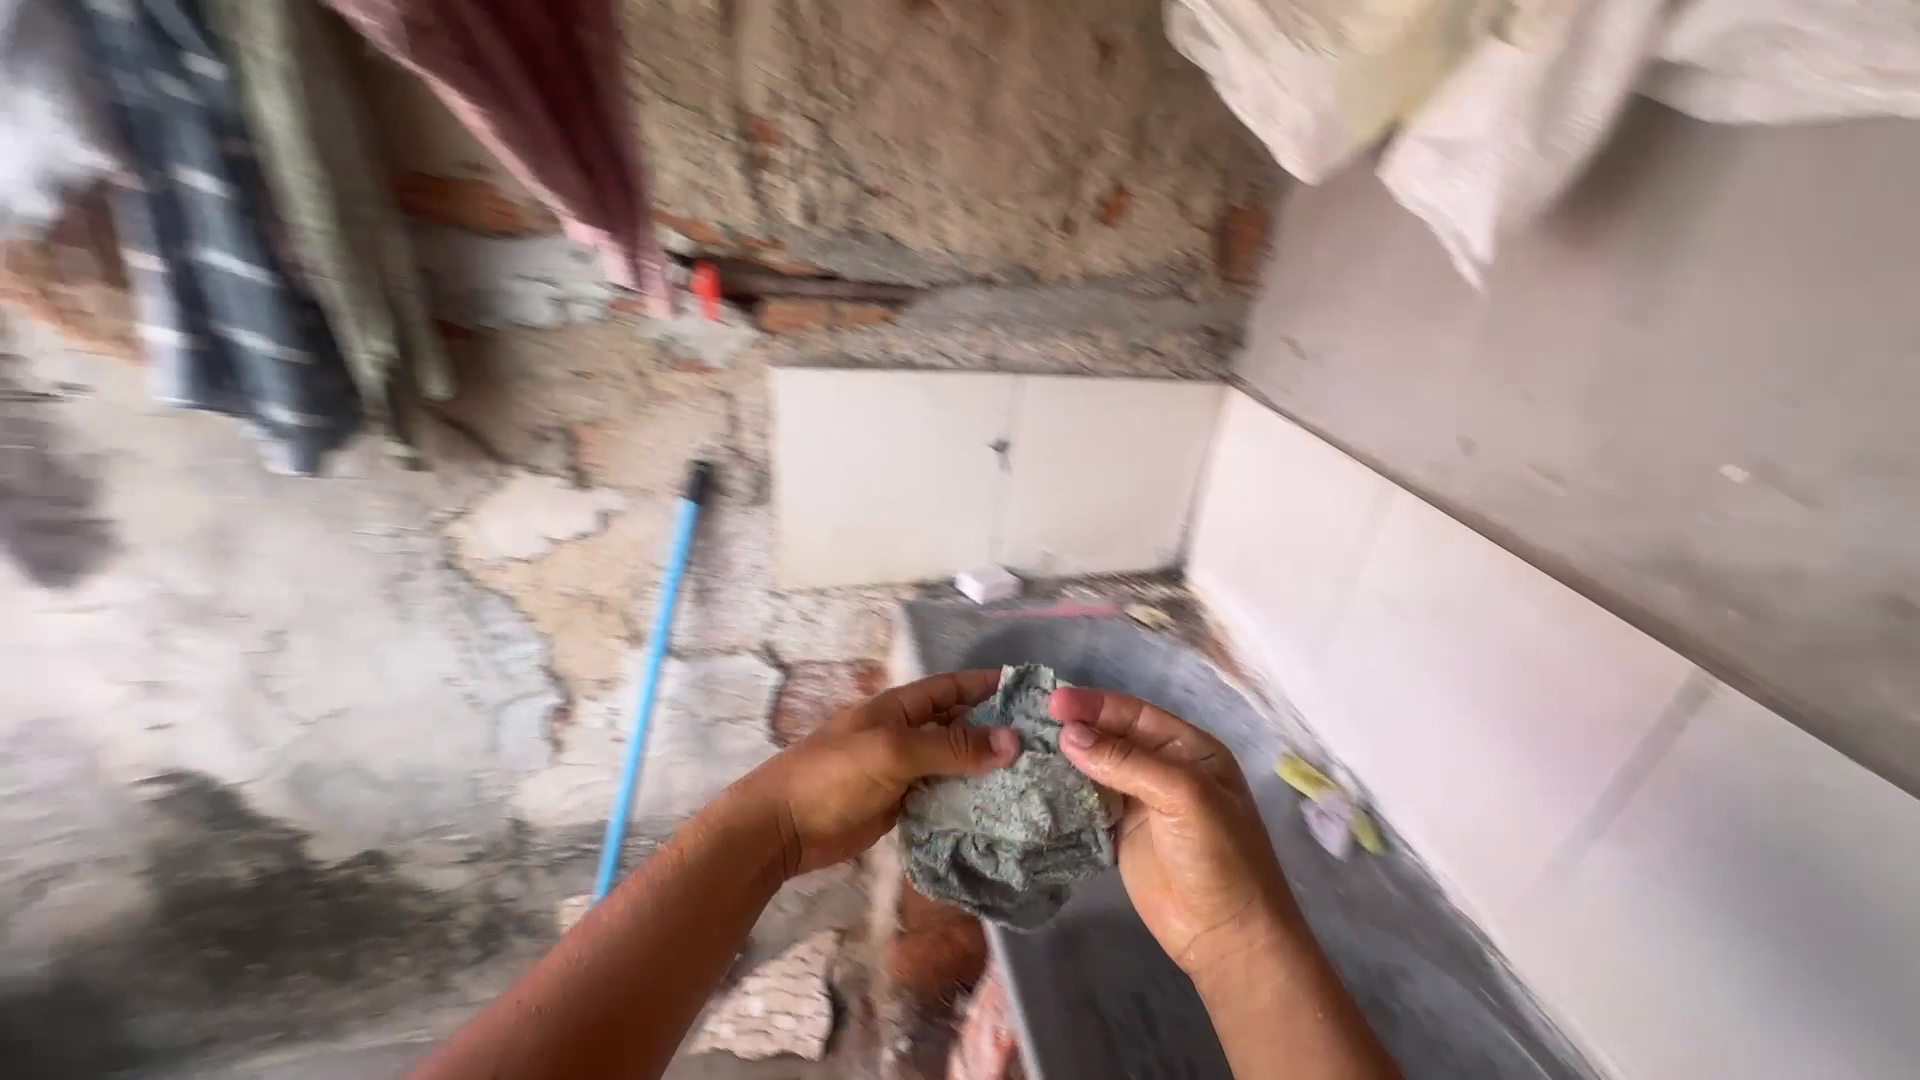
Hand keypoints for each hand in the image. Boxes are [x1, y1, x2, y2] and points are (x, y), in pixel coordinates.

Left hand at [731, 670, 1018, 878]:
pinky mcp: (900, 804)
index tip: (1030, 690)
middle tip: (1043, 743)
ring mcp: (902, 770)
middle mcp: (904, 733)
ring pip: (953, 763)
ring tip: (1032, 777)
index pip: (952, 688)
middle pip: (957, 725)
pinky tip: (997, 809)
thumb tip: (1013, 740)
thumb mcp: (895, 752)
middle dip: (995, 729)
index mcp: (899, 708)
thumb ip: (952, 747)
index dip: (987, 685)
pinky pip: (941, 795)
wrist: (780, 827)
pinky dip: (967, 799)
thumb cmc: (834, 775)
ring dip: (985, 768)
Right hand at [1052, 688, 1296, 982]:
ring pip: (1096, 766)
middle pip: (1112, 736)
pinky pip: (1087, 801)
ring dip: (1065, 757)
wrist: (1225, 936)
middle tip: (1032, 721)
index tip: (1053, 702)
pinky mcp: (1120, 831)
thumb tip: (1069, 734)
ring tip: (1026, 746)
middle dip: (1076, 727)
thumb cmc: (1218, 856)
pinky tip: (1038, 781)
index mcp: (1188, 749)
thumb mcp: (1182, 797)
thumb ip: (1126, 762)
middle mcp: (1163, 768)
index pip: (1135, 714)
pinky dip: (1064, 790)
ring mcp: (1140, 800)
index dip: (1095, 705)